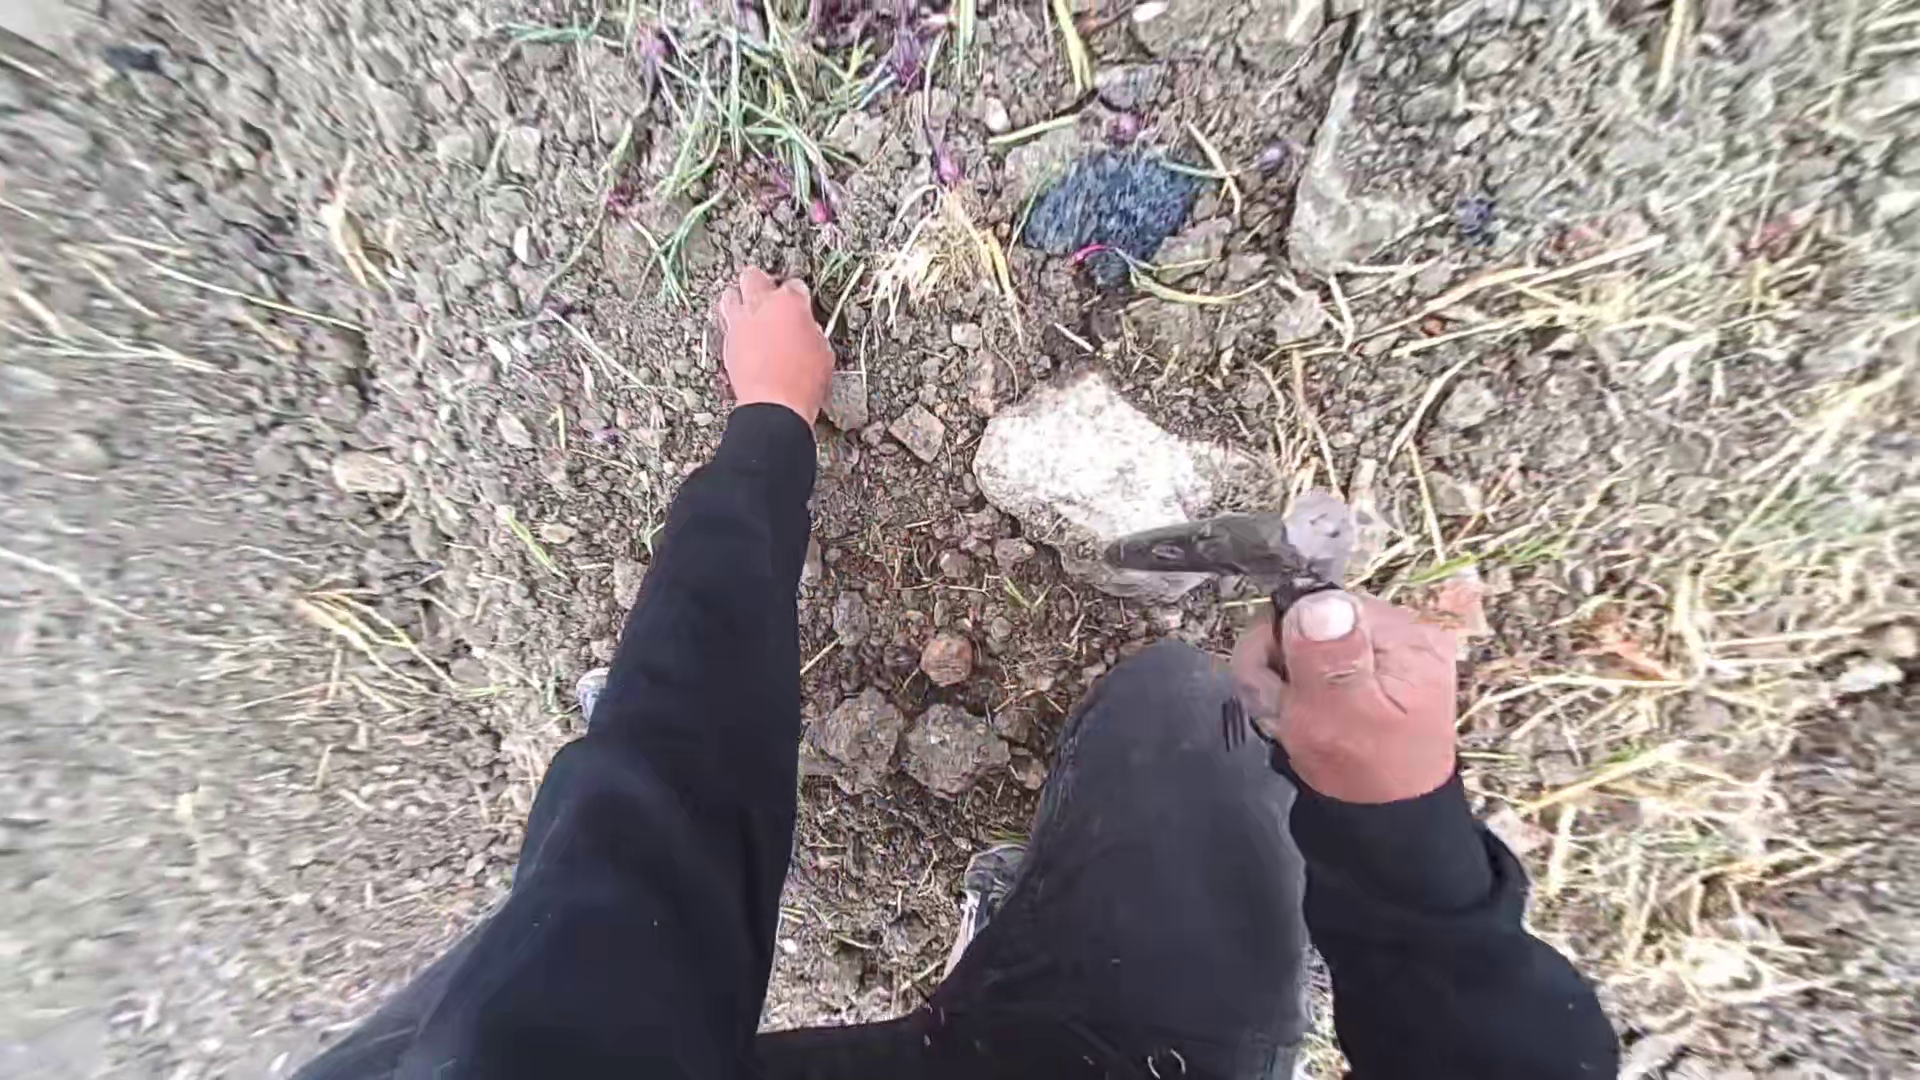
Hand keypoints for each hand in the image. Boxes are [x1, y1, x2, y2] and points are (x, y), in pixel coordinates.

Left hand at [715, 266, 833, 423]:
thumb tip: (807, 330)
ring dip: (740, 299)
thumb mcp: (823, 354)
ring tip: (750, 312)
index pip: (795, 285)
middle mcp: (761, 305)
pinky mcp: (727, 342)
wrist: (775, 405)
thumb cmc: (802, 382)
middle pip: (754, 276)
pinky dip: (735, 327)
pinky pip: (727, 324)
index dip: (799, 295)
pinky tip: (745, 337)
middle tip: (770, 297)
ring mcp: (740, 322)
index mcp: (790, 303)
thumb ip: (812, 332)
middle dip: (762, 283)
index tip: (801, 304)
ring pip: (731, 294)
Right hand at [1231, 591, 1457, 803]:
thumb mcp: (1340, 714)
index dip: (1283, 639)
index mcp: (1404, 636)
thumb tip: (1317, 601)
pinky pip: (1289, 656)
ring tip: (1284, 716)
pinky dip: (1277, 686)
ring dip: (1269, 678)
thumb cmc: (1359, 769)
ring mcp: (1366, 649)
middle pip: (1295, 617)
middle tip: (1281, 707)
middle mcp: (1390, 631)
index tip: (1284, 686)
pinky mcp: (1347, 665)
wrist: (1373, 817)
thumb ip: (1327, 658)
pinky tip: (1289, 712)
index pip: (1315, 602)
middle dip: (1271, 663)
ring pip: (1283, 637)